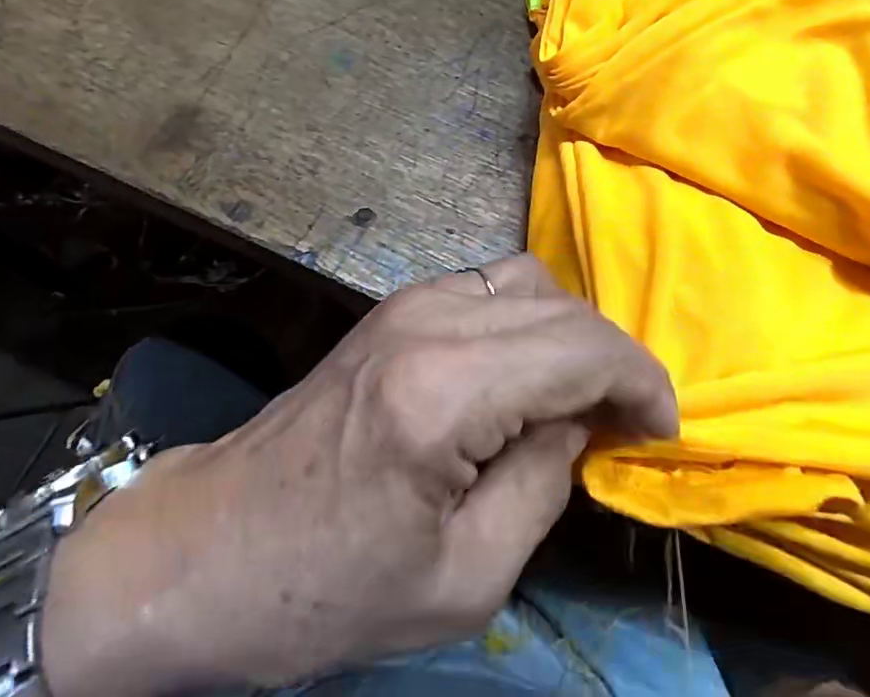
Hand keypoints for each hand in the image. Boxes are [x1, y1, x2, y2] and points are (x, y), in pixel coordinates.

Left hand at [39, 254, 678, 696]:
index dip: (640, 382)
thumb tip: (581, 418)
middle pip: (563, 309)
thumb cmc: (329, 587)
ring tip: (580, 396)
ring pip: (532, 282)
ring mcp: (408, 302)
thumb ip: (545, 481)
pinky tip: (528, 371)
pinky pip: (493, 287)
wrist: (207, 550)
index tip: (662, 428)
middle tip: (626, 421)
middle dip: (613, 360)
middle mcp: (430, 321)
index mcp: (445, 392)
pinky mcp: (396, 306)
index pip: (582, 350)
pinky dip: (532, 320)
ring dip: (572, 335)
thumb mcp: (468, 576)